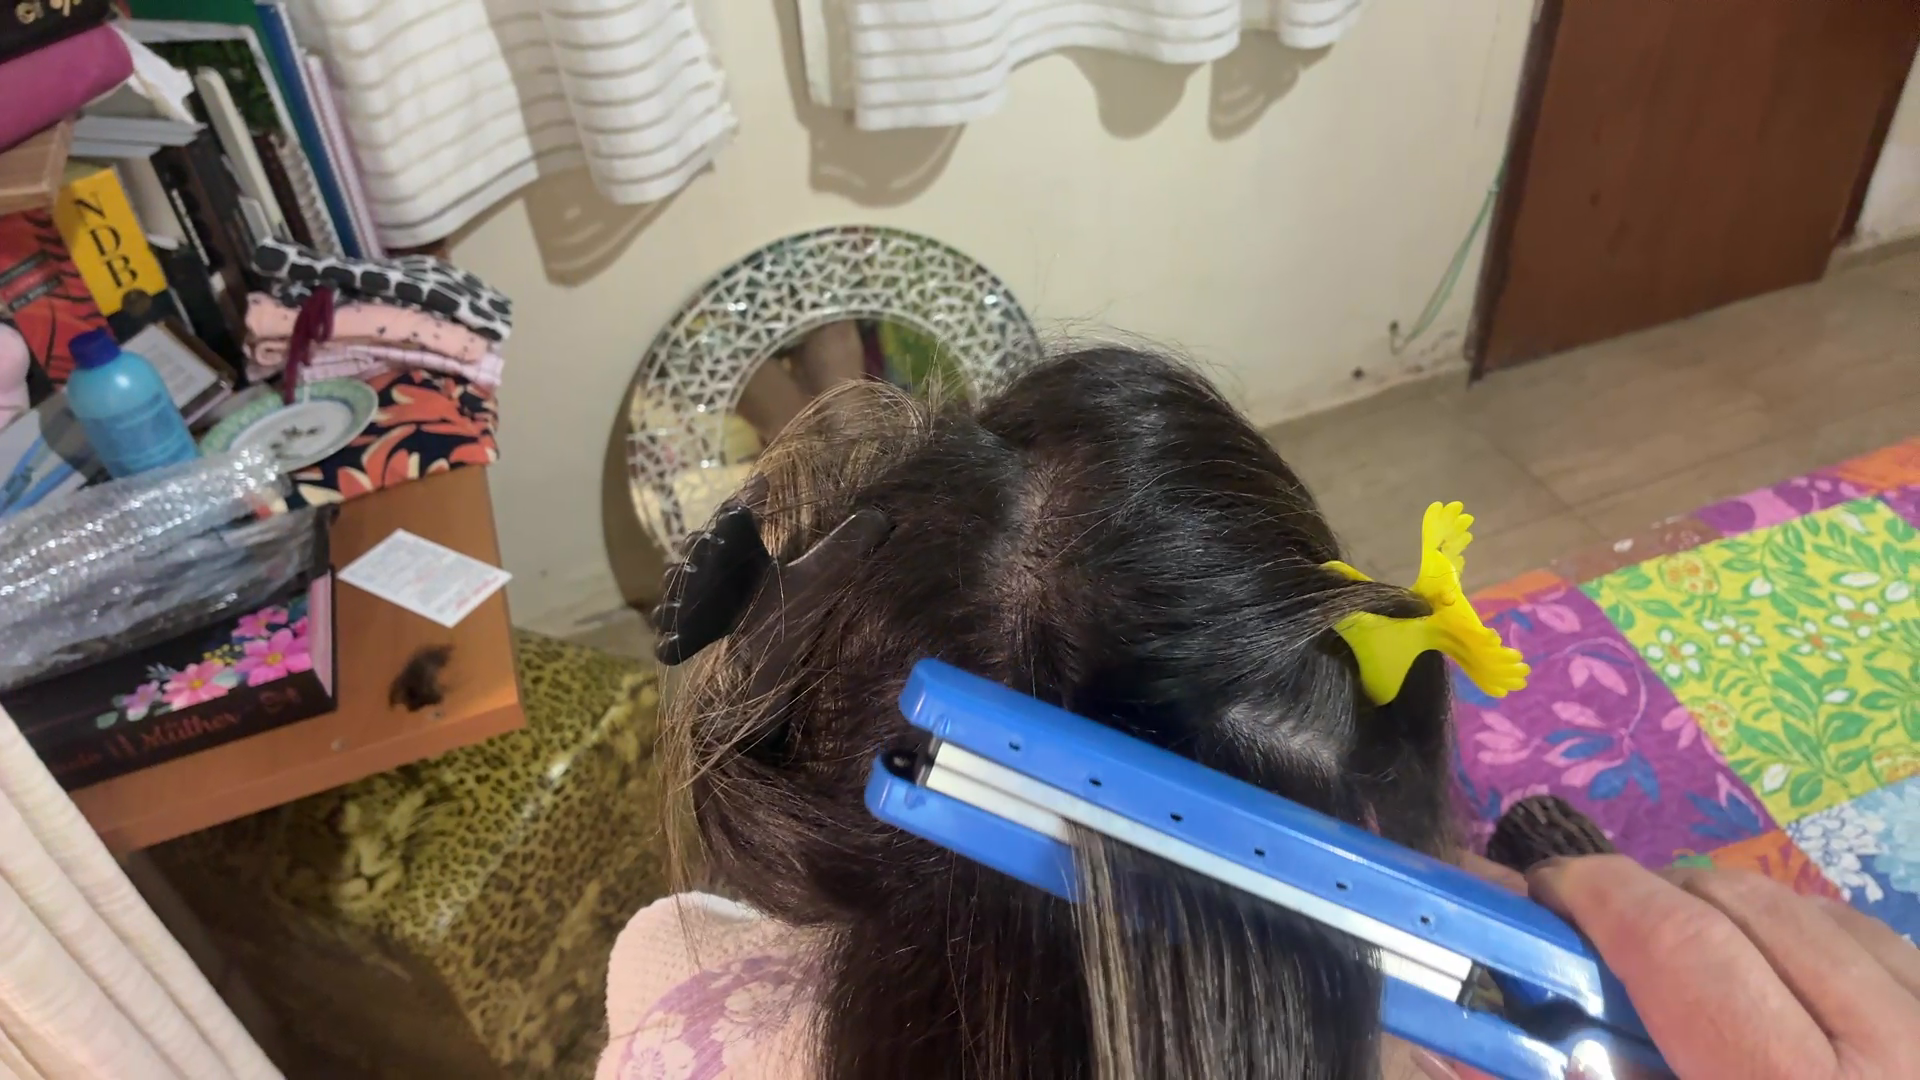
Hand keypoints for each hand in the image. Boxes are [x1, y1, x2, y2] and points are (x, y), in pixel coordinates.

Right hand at [1530, 855, 1919, 1078]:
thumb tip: (1446, 1030)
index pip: (1676, 939)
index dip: (1589, 890)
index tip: (1543, 894)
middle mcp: (1904, 1066)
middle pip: (1737, 905)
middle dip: (1647, 896)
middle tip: (1606, 936)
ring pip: (1812, 913)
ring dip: (1728, 918)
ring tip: (1700, 971)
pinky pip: (1882, 947)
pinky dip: (1811, 943)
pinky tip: (1791, 995)